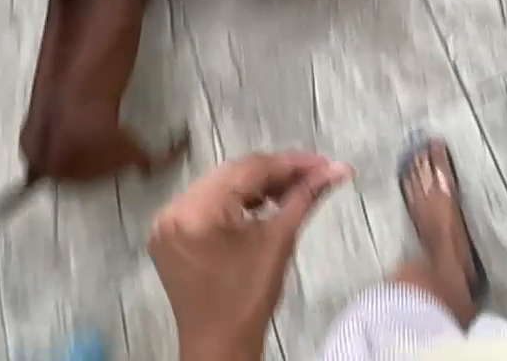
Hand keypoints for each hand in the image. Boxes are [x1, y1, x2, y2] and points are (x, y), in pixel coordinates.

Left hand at [148, 151, 353, 360]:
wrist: (219, 348)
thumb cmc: (249, 299)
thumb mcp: (280, 241)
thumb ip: (306, 196)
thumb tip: (338, 168)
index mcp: (198, 211)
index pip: (251, 170)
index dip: (291, 163)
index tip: (324, 163)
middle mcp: (176, 207)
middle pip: (236, 173)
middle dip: (277, 172)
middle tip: (314, 173)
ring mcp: (168, 219)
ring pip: (224, 183)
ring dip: (258, 183)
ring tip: (292, 189)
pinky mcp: (171, 230)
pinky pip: (210, 199)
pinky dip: (237, 198)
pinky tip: (262, 202)